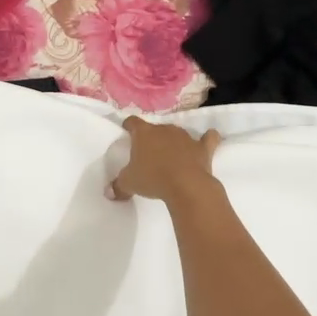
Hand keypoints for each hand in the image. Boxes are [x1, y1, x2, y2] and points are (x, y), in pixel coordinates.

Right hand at [107, 116, 221, 202]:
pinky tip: (208, 140)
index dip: (129, 126)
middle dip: (153, 138)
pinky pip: (208, 139)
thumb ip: (118, 186)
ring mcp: (186, 137)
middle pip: (157, 128)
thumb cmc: (152, 178)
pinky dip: (208, 139)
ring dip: (174, 142)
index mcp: (144, 133)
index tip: (127, 131)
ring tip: (172, 155)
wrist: (185, 185)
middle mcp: (165, 129)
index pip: (133, 122)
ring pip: (178, 133)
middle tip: (149, 153)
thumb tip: (109, 193)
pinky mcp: (203, 148)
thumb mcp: (129, 184)